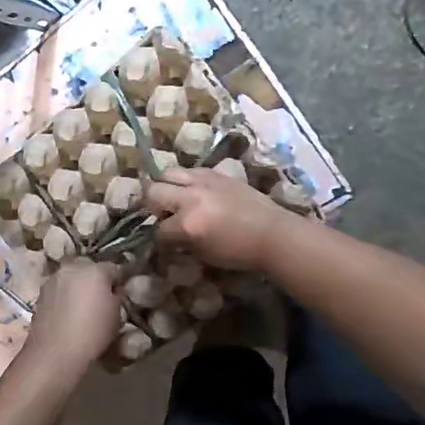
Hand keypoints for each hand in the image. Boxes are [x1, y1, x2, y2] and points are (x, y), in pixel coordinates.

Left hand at [25, 259, 122, 371]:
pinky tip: (67, 313)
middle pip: (89, 268)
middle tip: (100, 299)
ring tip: (81, 306)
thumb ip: (117, 296)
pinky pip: (58, 289)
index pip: (114, 269)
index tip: (120, 295)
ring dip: (77, 286)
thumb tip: (113, 291)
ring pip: (71, 277)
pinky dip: (64, 296)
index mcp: (95, 270)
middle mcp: (72, 268)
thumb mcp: (117, 315)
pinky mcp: (40, 294)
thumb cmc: (92, 332)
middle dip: (95, 280)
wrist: (55, 352)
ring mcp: (53, 280)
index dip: (119, 282)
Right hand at [145, 167, 295, 269]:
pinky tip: (195, 192)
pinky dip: (186, 180)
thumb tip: (170, 238)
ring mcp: (203, 181)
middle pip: (152, 191)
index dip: (160, 240)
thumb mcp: (204, 255)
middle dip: (152, 205)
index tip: (165, 243)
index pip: (158, 230)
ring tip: (175, 198)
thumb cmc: (239, 251)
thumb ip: (182, 243)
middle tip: (163, 215)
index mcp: (187, 224)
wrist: (272, 233)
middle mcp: (190, 198)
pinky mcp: (216, 173)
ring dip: (166, 186)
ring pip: (167, 173)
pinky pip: (190, 170)